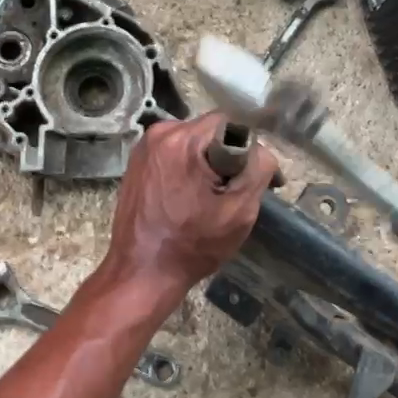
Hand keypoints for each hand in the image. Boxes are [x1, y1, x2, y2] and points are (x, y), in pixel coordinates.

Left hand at [102, 114, 277, 295]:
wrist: (142, 273)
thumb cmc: (193, 244)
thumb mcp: (239, 209)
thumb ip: (258, 169)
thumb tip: (262, 152)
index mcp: (182, 139)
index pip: (230, 123)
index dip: (248, 148)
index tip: (253, 178)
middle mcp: (159, 133)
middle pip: (208, 130)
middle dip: (226, 155)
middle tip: (233, 190)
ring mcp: (143, 147)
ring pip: (192, 141)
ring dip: (206, 161)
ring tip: (210, 196)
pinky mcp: (136, 163)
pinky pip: (173, 154)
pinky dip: (187, 168)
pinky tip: (189, 196)